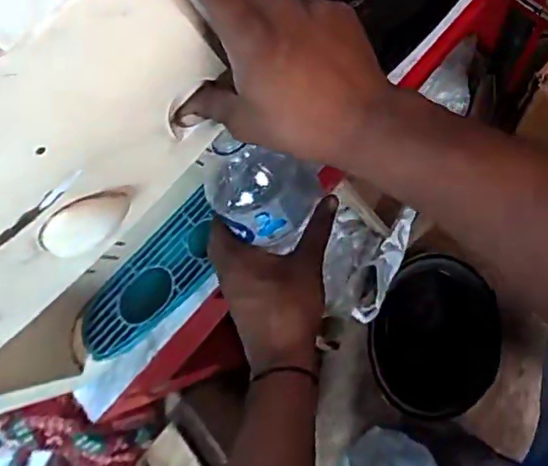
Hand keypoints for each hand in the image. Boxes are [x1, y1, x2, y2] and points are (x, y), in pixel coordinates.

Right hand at [142, 0, 394, 164]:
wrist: (369, 122)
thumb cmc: (301, 124)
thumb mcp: (248, 122)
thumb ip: (214, 104)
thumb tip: (186, 105)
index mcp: (251, 33)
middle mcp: (282, 8)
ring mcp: (314, 6)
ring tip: (271, 31)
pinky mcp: (339, 11)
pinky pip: (309, 8)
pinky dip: (298, 22)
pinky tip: (305, 50)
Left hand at [210, 197, 335, 372]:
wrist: (283, 360)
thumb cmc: (291, 306)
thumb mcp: (307, 263)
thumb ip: (317, 229)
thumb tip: (330, 198)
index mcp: (233, 256)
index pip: (217, 220)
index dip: (227, 202)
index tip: (244, 186)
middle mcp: (224, 270)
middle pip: (220, 236)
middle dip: (235, 218)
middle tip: (257, 200)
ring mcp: (229, 288)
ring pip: (226, 254)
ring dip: (240, 238)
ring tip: (263, 219)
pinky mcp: (237, 301)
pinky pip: (234, 268)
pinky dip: (244, 255)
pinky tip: (266, 250)